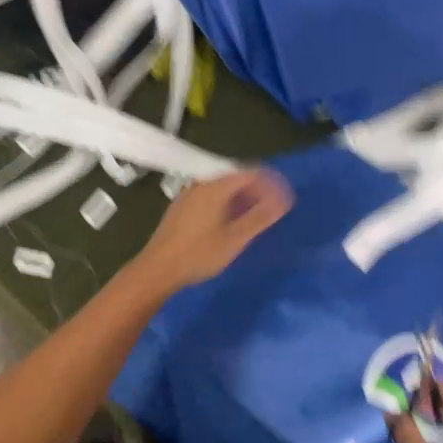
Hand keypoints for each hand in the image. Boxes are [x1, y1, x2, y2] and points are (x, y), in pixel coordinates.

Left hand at [133, 169, 291, 292]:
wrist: (158, 269)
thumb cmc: (199, 254)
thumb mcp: (234, 239)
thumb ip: (260, 217)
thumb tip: (283, 200)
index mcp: (215, 188)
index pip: (250, 174)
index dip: (270, 183)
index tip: (284, 198)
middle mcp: (201, 185)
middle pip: (235, 179)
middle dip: (256, 191)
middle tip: (272, 209)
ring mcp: (188, 195)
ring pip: (221, 189)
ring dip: (241, 199)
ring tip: (254, 217)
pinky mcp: (180, 208)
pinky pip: (209, 197)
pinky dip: (225, 204)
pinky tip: (229, 222)